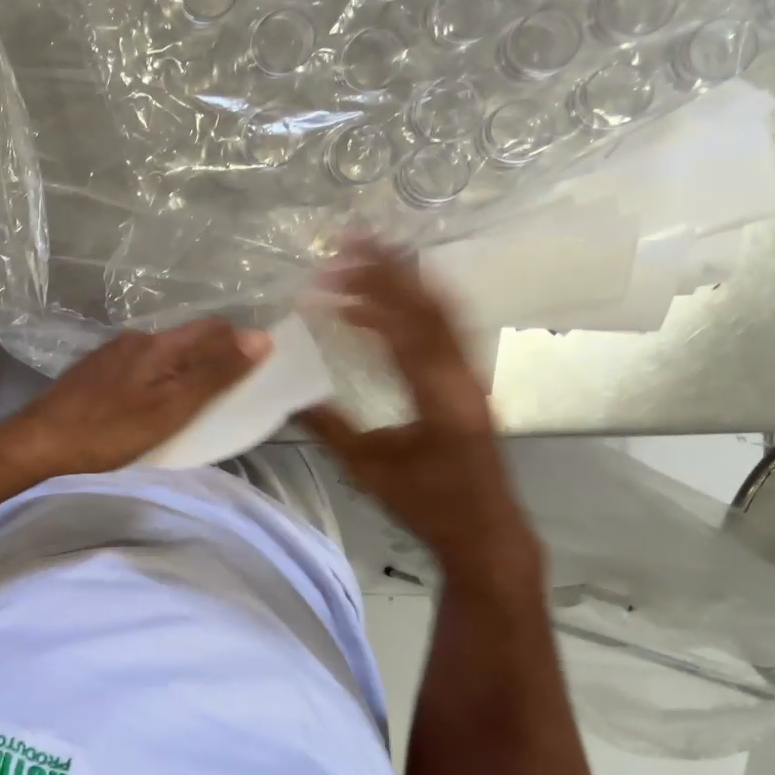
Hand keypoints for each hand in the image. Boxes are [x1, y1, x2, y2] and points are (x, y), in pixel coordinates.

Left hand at [0, 318, 271, 481]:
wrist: (37, 442)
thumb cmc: (108, 431)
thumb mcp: (170, 408)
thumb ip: (213, 374)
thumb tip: (260, 336)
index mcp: (158, 345)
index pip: (212, 329)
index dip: (240, 343)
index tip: (260, 370)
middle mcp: (135, 340)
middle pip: (187, 339)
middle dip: (216, 355)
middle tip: (234, 390)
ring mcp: (110, 355)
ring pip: (162, 354)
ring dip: (185, 368)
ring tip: (198, 399)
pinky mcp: (92, 374)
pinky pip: (139, 368)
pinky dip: (159, 379)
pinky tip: (154, 401)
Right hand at [296, 238, 537, 573]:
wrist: (486, 530)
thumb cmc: (427, 503)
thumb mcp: (368, 468)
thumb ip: (330, 427)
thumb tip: (288, 394)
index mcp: (437, 392)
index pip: (402, 326)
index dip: (366, 293)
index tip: (328, 273)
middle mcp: (461, 373)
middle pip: (428, 304)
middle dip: (386, 269)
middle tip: (346, 244)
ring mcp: (471, 375)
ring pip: (444, 310)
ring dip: (404, 280)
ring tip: (367, 256)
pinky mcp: (470, 382)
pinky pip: (447, 328)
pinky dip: (417, 305)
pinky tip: (391, 301)